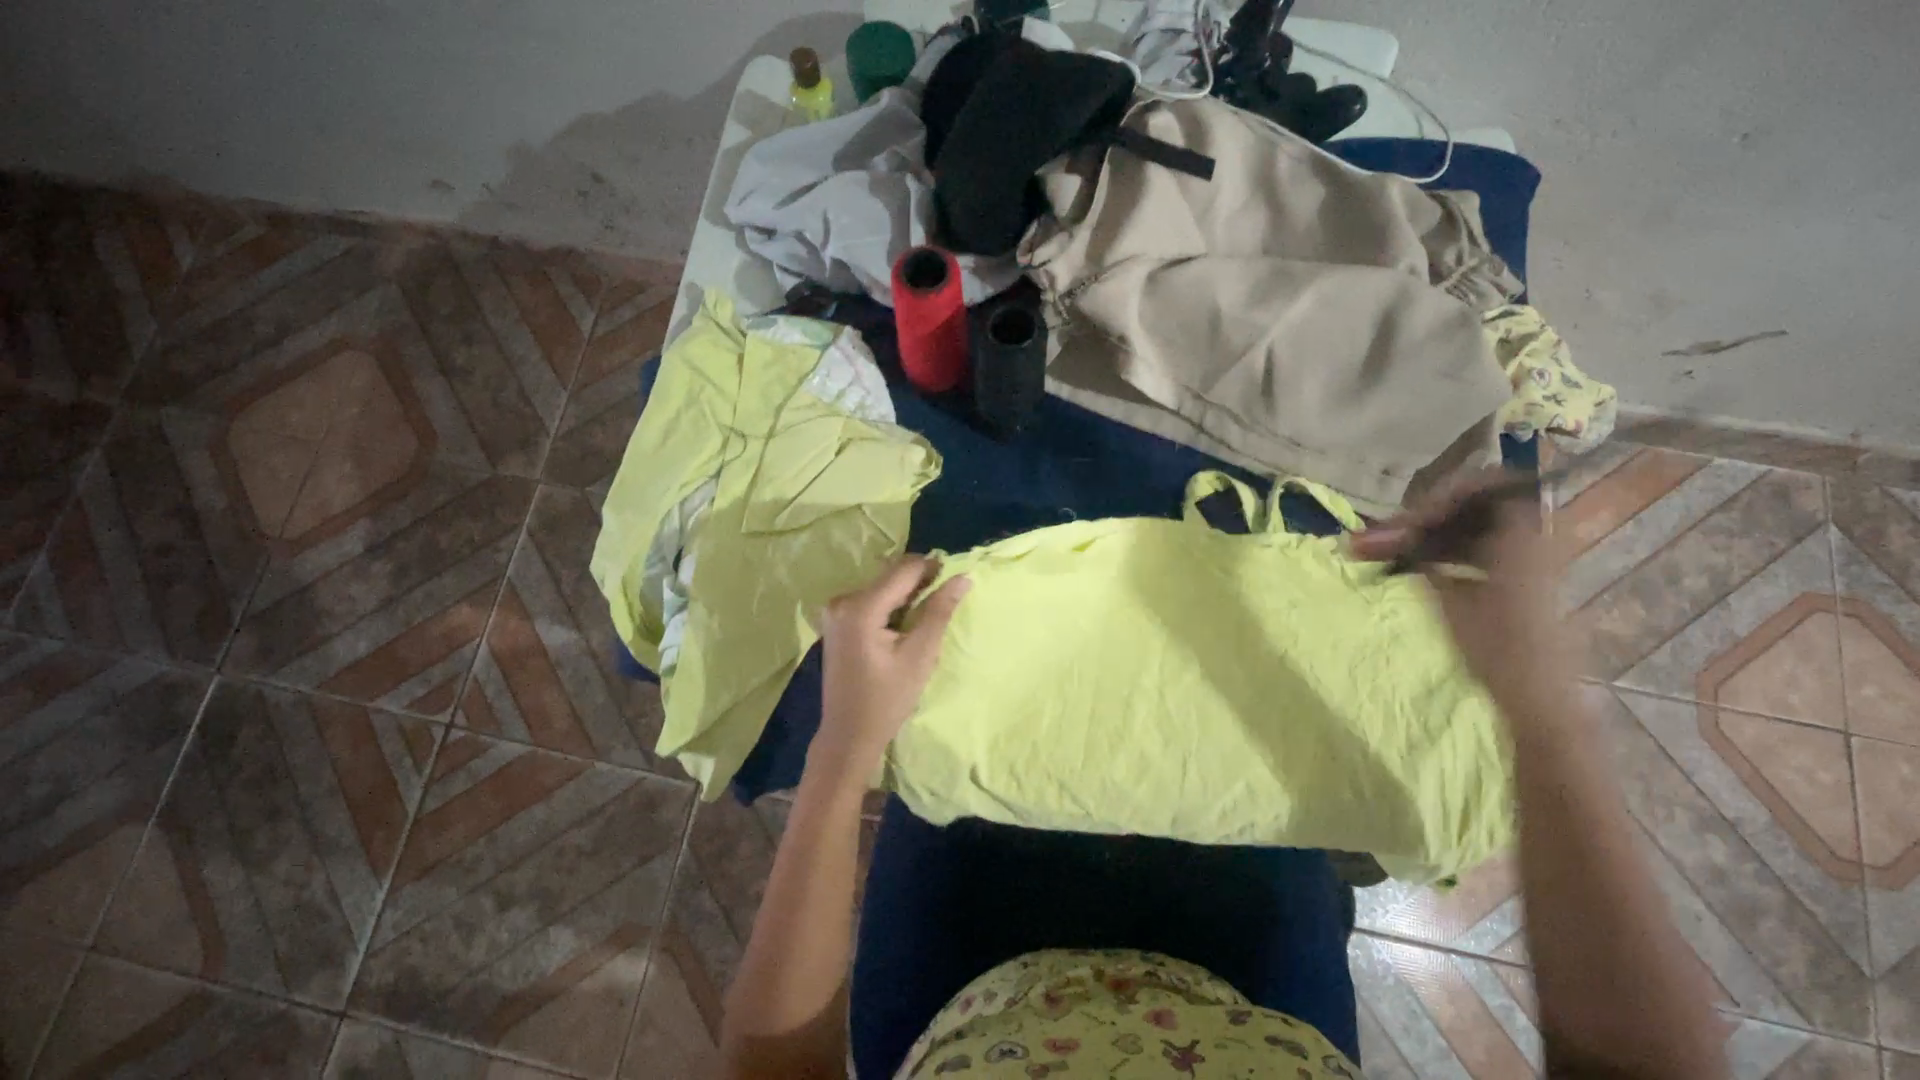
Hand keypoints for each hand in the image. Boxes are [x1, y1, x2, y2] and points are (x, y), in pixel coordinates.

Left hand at [810, 556, 970, 787]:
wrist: (848, 733)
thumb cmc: (887, 699)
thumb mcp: (920, 655)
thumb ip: (939, 612)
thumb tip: (962, 578)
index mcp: (860, 607)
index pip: (903, 570)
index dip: (931, 568)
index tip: (954, 579)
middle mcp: (842, 600)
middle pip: (889, 576)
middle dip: (919, 582)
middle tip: (944, 601)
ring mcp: (834, 611)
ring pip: (880, 587)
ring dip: (905, 595)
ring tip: (927, 616)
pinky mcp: (835, 622)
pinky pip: (869, 601)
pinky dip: (890, 606)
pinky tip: (903, 626)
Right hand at [1349, 470, 1580, 710]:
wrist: (1538, 698)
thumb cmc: (1497, 652)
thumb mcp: (1452, 601)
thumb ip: (1426, 558)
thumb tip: (1393, 536)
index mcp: (1520, 536)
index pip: (1484, 486)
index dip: (1442, 494)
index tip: (1406, 519)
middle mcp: (1527, 538)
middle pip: (1467, 507)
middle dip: (1416, 519)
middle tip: (1373, 540)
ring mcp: (1523, 558)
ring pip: (1464, 528)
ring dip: (1421, 535)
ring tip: (1377, 553)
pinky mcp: (1516, 579)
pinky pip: (1472, 547)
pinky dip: (1438, 550)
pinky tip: (1408, 564)